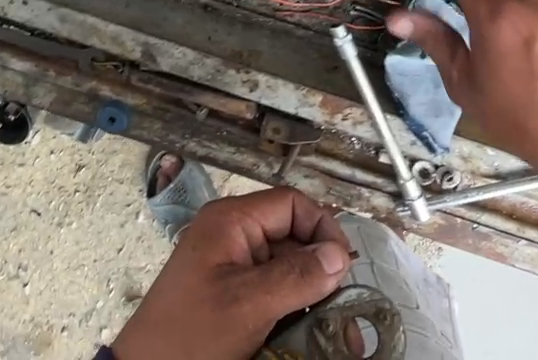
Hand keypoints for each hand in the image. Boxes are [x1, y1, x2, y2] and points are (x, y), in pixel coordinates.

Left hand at [111, 187, 352, 359]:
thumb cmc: (192, 333)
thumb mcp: (248, 304)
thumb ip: (295, 277)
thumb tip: (340, 256)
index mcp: (231, 220)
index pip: (291, 204)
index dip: (322, 229)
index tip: (345, 267)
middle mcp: (233, 233)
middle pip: (291, 234)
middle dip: (320, 266)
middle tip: (345, 304)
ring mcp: (231, 262)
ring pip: (286, 264)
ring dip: (311, 290)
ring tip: (334, 322)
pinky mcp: (232, 291)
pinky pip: (272, 287)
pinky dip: (293, 305)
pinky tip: (309, 327)